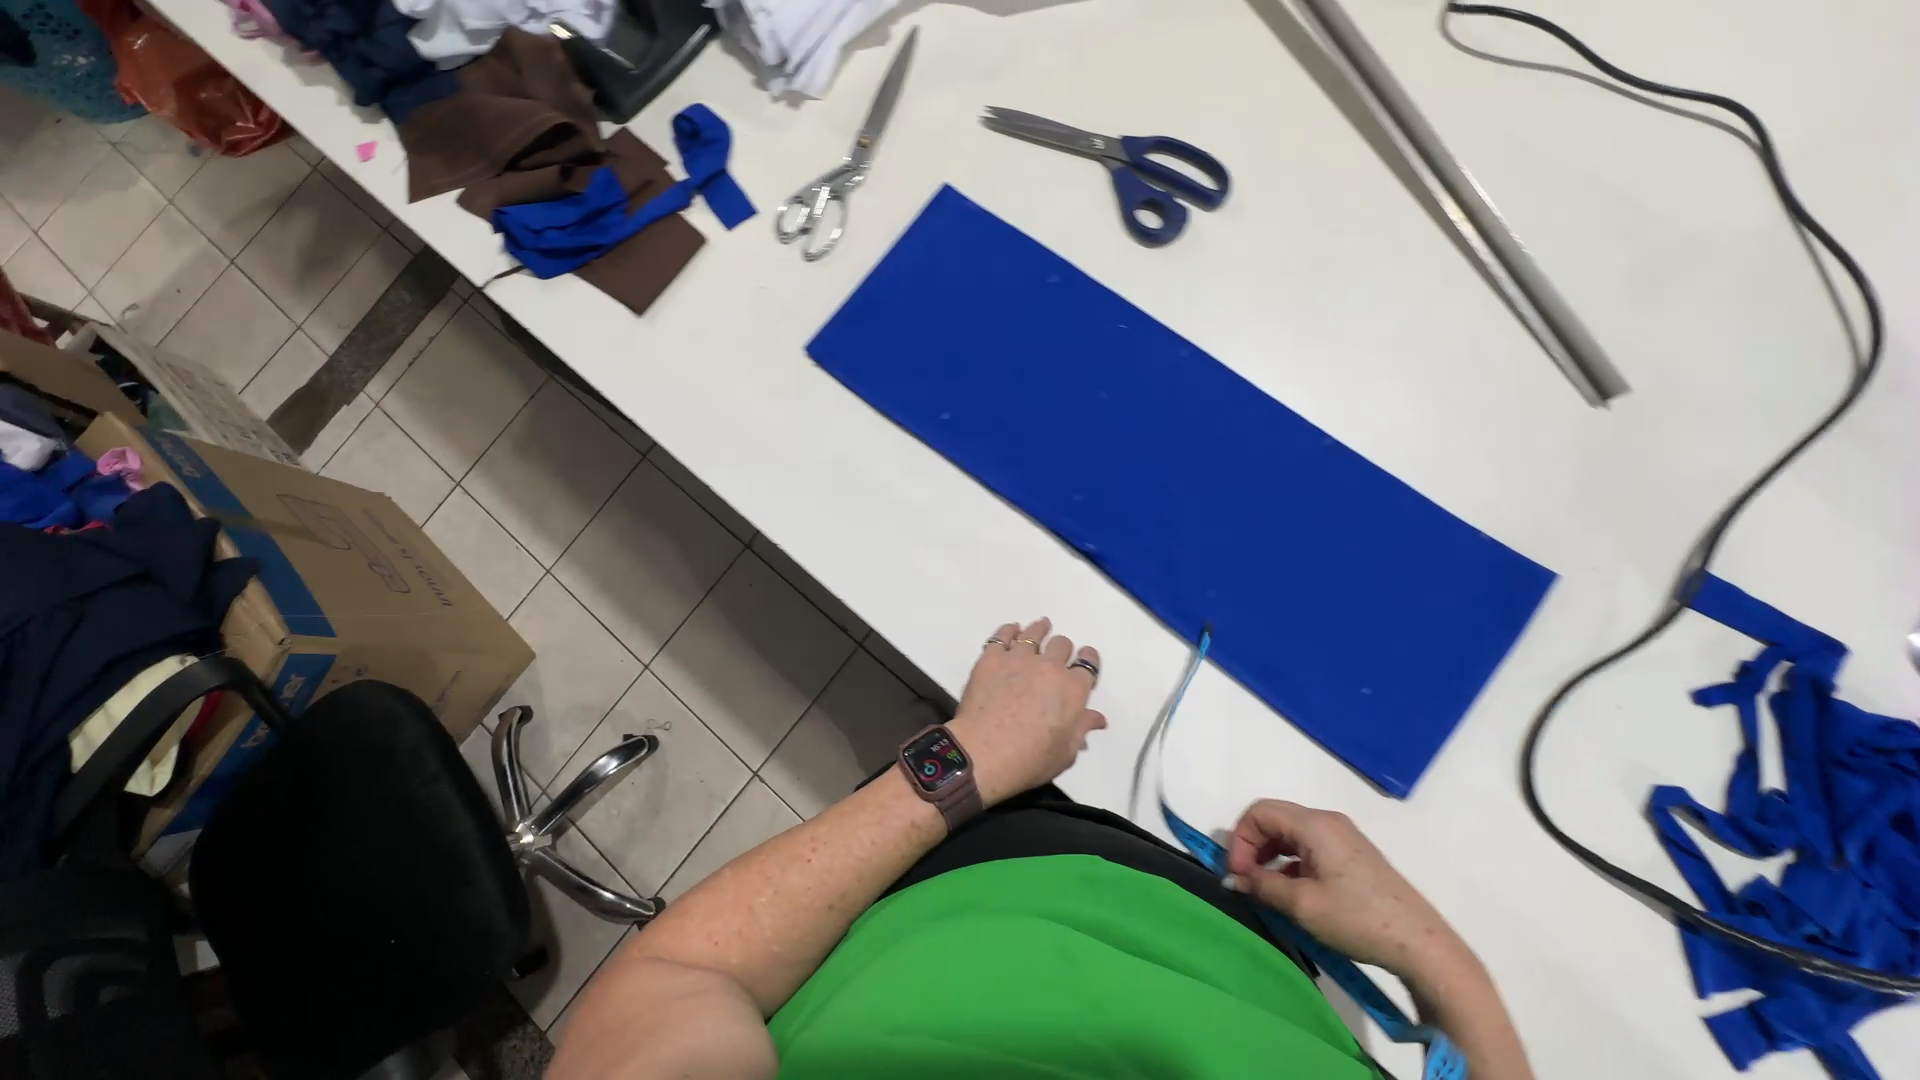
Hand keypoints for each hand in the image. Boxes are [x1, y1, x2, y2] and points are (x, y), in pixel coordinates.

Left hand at [946, 617, 1105, 806]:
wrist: (984, 753)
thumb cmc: (1030, 759)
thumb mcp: (1065, 752)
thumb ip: (1081, 729)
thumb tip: (1097, 718)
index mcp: (1073, 689)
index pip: (1088, 664)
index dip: (1088, 660)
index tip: (1085, 659)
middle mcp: (1049, 667)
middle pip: (1062, 645)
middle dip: (1063, 649)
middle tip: (1058, 654)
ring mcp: (1018, 659)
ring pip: (1033, 634)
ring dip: (1039, 630)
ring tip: (1041, 627)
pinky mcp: (991, 659)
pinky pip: (1001, 636)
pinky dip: (1009, 631)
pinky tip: (1011, 630)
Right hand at [1224, 800, 1472, 981]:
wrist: (1421, 945)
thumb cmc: (1357, 919)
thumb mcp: (1302, 905)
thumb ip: (1262, 887)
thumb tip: (1233, 880)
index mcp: (1315, 824)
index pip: (1260, 812)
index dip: (1240, 840)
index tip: (1237, 875)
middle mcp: (1328, 822)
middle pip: (1275, 818)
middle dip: (1253, 846)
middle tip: (1245, 880)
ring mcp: (1344, 837)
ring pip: (1292, 834)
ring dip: (1271, 855)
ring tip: (1266, 889)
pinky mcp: (1353, 856)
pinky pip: (1310, 847)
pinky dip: (1291, 862)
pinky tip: (1292, 892)